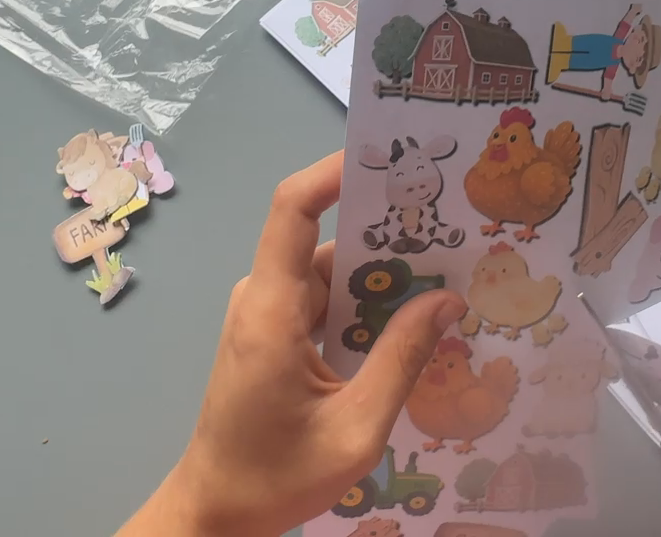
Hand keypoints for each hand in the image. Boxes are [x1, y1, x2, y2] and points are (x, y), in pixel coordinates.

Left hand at [118, 153, 466, 536]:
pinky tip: (409, 314)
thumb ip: (402, 361)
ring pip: (330, 268)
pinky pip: (324, 296)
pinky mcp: (274, 329)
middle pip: (324, 236)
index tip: (384, 159)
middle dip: (384, 227)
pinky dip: (364, 299)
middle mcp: (265, 294)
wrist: (213, 512)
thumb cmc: (274, 475)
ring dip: (380, 270)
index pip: (293, 208)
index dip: (333, 171)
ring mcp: (267, 310)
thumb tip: (447, 300)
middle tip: (447, 225)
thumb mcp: (354, 430)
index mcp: (272, 307)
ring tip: (445, 270)